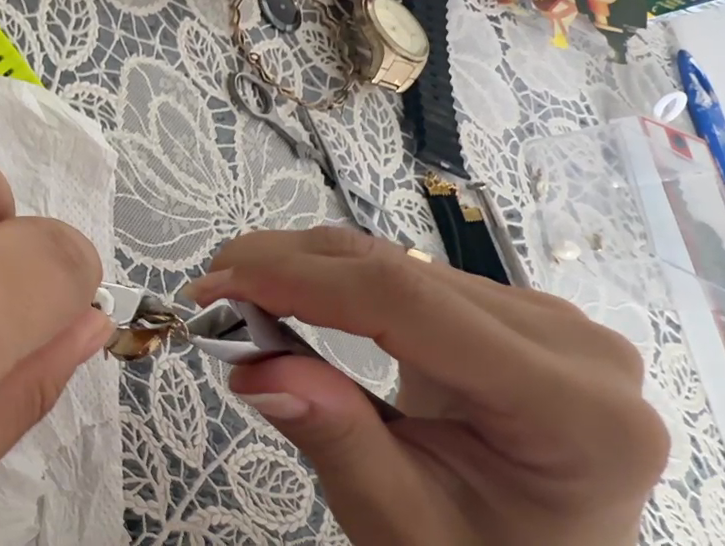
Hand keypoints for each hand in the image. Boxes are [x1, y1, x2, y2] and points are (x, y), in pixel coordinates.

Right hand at [191, 228, 667, 545]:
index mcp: (571, 409)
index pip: (405, 303)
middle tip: (206, 293)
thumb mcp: (403, 522)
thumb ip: (338, 443)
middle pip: (392, 271)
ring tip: (236, 298)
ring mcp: (543, 317)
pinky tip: (286, 295)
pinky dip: (326, 278)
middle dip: (281, 267)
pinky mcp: (508, 307)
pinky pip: (398, 271)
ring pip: (386, 259)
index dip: (296, 281)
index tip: (210, 289)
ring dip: (296, 267)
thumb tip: (255, 369)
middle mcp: (569, 344)